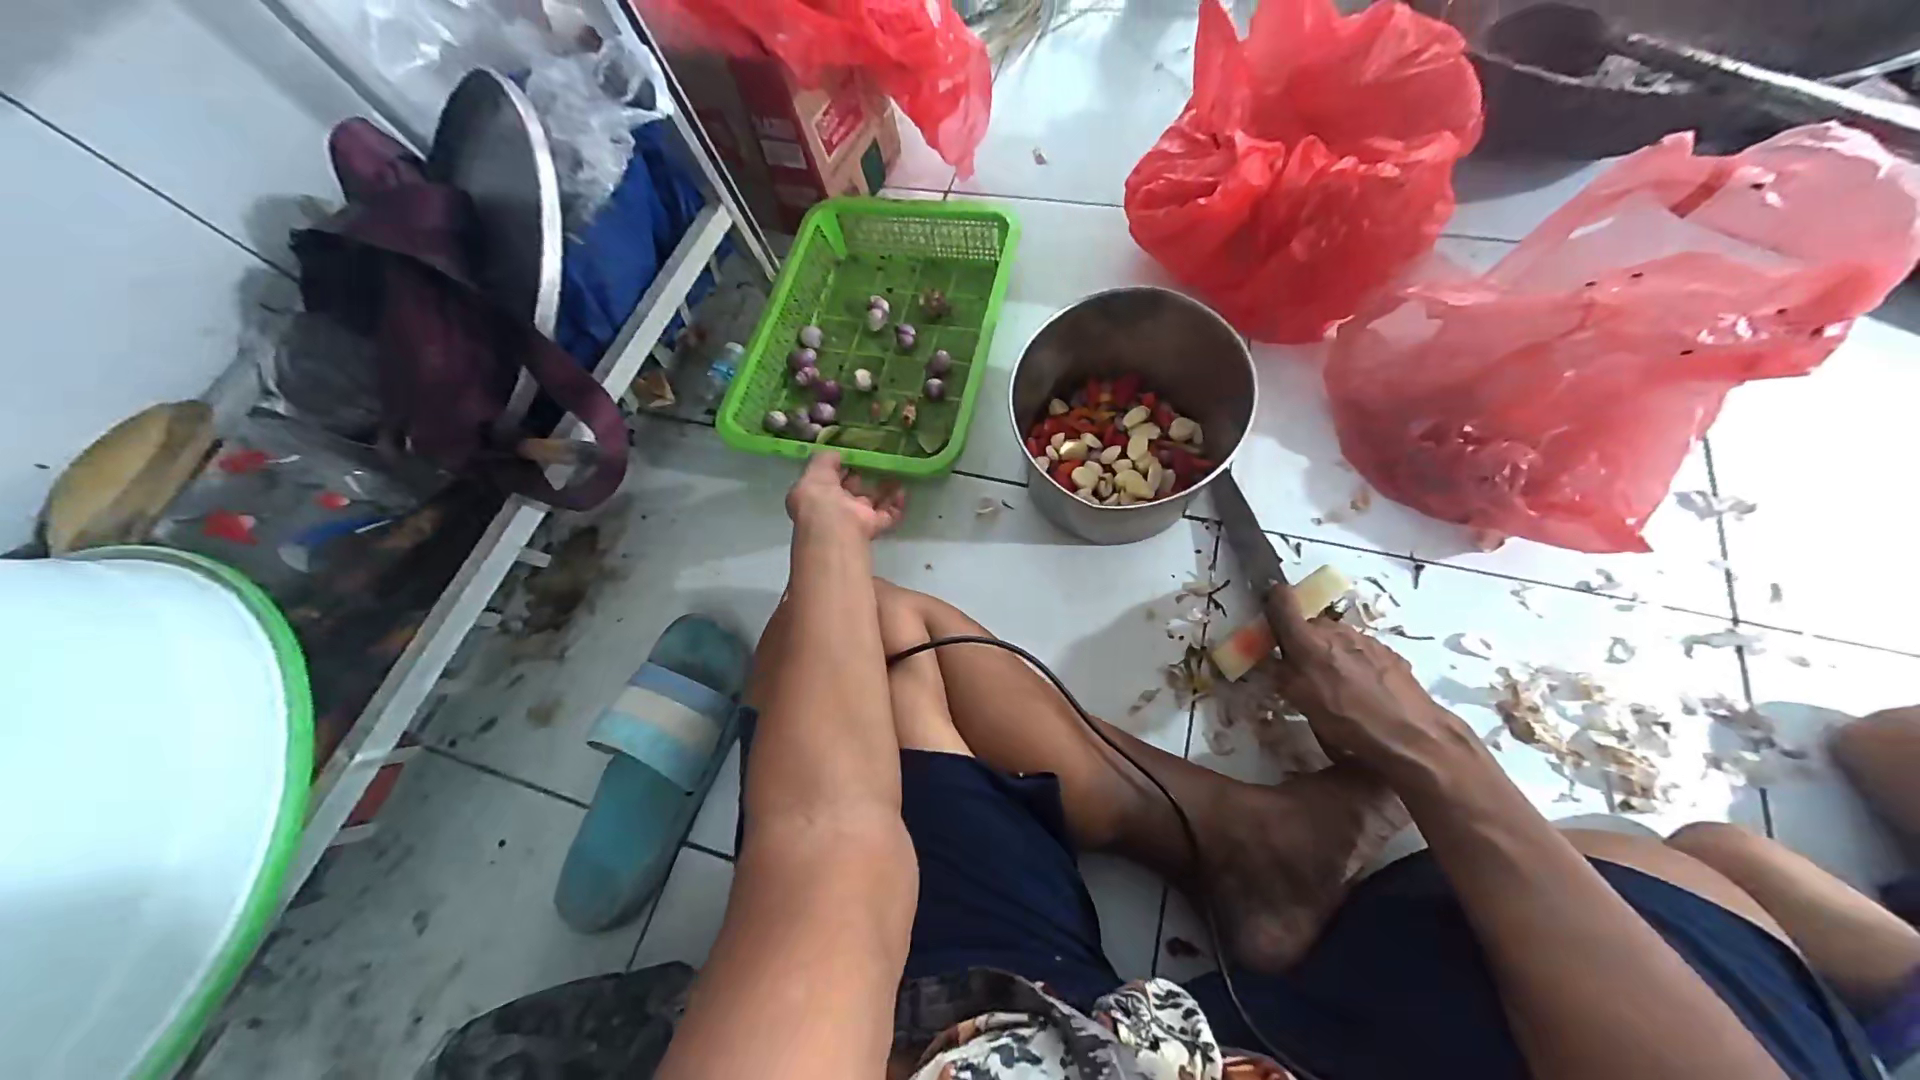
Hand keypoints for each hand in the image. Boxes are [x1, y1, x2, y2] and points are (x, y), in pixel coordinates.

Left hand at [785, 452, 905, 540]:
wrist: (836, 527)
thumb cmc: (820, 498)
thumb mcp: (815, 472)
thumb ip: (825, 460)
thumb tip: (837, 453)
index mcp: (818, 497)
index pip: (829, 481)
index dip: (838, 469)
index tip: (851, 456)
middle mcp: (837, 509)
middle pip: (852, 491)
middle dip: (861, 478)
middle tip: (874, 461)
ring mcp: (856, 519)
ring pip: (873, 501)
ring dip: (884, 489)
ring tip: (895, 472)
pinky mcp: (874, 526)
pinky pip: (888, 513)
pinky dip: (896, 503)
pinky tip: (902, 490)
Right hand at [1262, 573, 1475, 782]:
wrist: (1414, 735)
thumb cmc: (1348, 721)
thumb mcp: (1300, 701)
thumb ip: (1280, 674)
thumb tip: (1271, 661)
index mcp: (1306, 640)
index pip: (1281, 600)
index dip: (1272, 601)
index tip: (1268, 616)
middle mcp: (1335, 630)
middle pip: (1309, 624)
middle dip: (1301, 640)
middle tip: (1300, 668)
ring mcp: (1366, 639)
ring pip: (1336, 636)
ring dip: (1329, 651)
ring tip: (1334, 683)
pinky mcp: (1389, 653)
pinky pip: (1360, 649)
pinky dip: (1353, 662)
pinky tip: (1361, 689)